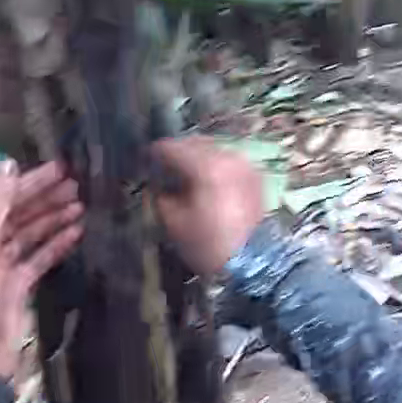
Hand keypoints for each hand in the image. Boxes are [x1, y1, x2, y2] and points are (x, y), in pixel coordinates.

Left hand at [0, 160, 82, 378]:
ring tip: (84, 204)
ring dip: (54, 217)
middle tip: (79, 182)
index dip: (28, 183)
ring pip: (30, 234)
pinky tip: (78, 231)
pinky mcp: (17, 289)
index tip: (61, 167)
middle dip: (44, 197)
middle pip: (15, 216)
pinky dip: (57, 242)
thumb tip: (8, 166)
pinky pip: (40, 257)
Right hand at [151, 137, 266, 277]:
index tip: (145, 157)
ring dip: (199, 155)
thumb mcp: (174, 221)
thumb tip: (158, 184)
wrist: (253, 258)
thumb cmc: (208, 243)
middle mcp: (230, 158)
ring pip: (216, 149)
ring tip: (184, 171)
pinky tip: (206, 178)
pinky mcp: (257, 175)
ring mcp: (247, 165)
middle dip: (180, 150)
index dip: (157, 152)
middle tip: (163, 164)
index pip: (175, 148)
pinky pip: (231, 160)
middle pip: (198, 143)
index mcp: (207, 167)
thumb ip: (161, 195)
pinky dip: (216, 163)